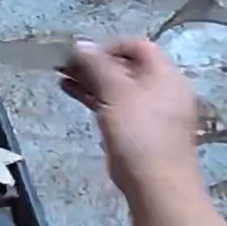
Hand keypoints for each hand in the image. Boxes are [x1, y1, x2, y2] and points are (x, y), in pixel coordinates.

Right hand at [61, 39, 199, 193]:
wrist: (155, 182)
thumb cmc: (139, 131)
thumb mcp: (116, 92)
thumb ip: (98, 65)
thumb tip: (81, 44)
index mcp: (165, 76)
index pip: (138, 46)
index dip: (109, 45)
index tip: (82, 54)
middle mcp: (161, 89)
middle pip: (126, 66)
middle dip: (94, 63)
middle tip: (65, 64)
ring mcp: (150, 109)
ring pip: (117, 85)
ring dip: (90, 79)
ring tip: (61, 76)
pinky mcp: (137, 127)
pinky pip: (115, 103)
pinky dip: (94, 96)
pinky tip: (71, 92)